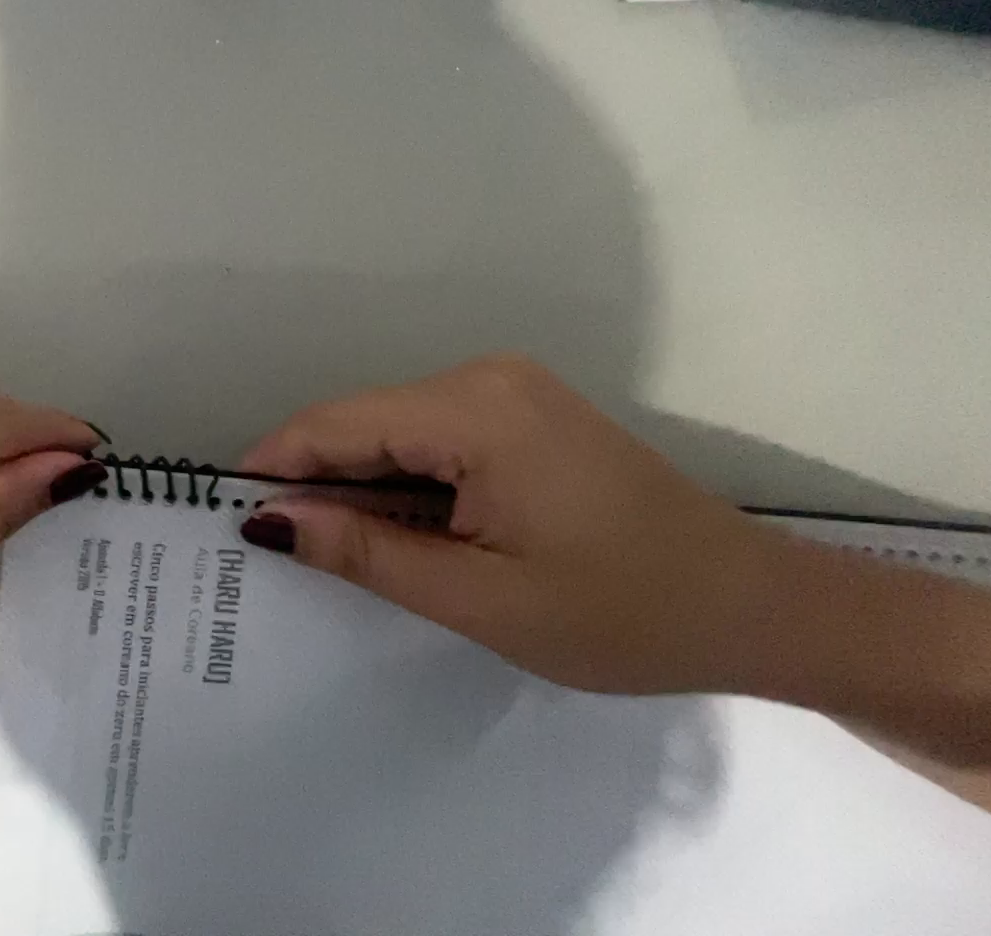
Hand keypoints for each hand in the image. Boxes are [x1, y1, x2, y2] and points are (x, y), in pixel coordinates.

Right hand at [238, 354, 799, 695]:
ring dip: (351, 485)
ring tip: (332, 550)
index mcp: (473, 412)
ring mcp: (503, 390)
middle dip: (310, 481)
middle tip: (276, 550)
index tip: (227, 519)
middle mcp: (482, 379)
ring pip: (384, 429)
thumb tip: (266, 521)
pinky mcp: (515, 412)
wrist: (763, 610)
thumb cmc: (622, 613)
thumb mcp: (478, 598)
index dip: (272, 468)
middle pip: (355, 421)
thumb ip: (363, 551)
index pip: (333, 426)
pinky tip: (390, 528)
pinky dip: (392, 481)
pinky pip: (422, 435)